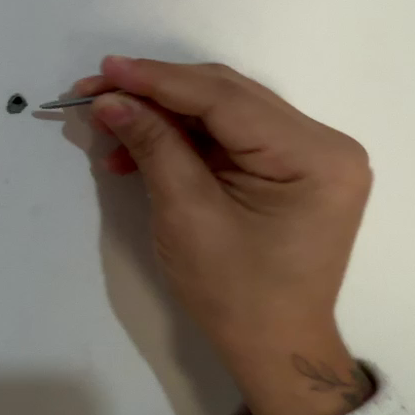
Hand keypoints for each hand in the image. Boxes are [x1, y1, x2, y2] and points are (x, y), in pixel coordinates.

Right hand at [75, 55, 374, 414]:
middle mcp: (321, 144)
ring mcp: (306, 155)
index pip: (223, 99)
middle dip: (153, 92)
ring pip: (218, 111)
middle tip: (93, 92)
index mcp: (313, 155)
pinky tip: (134, 151)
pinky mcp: (284, 168)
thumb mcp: (186, 212)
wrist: (272, 345)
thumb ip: (153, 144)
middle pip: (223, 96)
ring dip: (159, 114)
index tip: (103, 70)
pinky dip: (176, 138)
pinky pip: (223, 135)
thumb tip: (110, 99)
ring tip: (107, 123)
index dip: (157, 80)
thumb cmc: (234, 289)